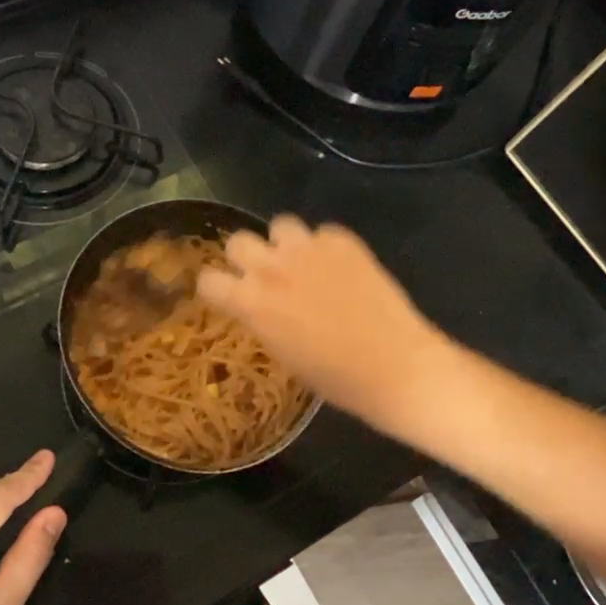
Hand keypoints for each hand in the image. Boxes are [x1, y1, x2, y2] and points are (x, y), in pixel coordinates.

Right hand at [196, 216, 450, 435]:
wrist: (396, 367)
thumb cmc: (337, 379)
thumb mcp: (284, 354)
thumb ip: (263, 320)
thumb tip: (259, 307)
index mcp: (251, 303)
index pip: (208, 280)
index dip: (215, 288)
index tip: (226, 296)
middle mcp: (273, 269)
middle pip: (238, 241)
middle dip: (246, 257)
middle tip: (263, 275)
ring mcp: (309, 250)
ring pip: (280, 225)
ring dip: (285, 244)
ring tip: (302, 263)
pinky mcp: (344, 242)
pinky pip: (322, 232)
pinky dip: (325, 247)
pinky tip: (338, 268)